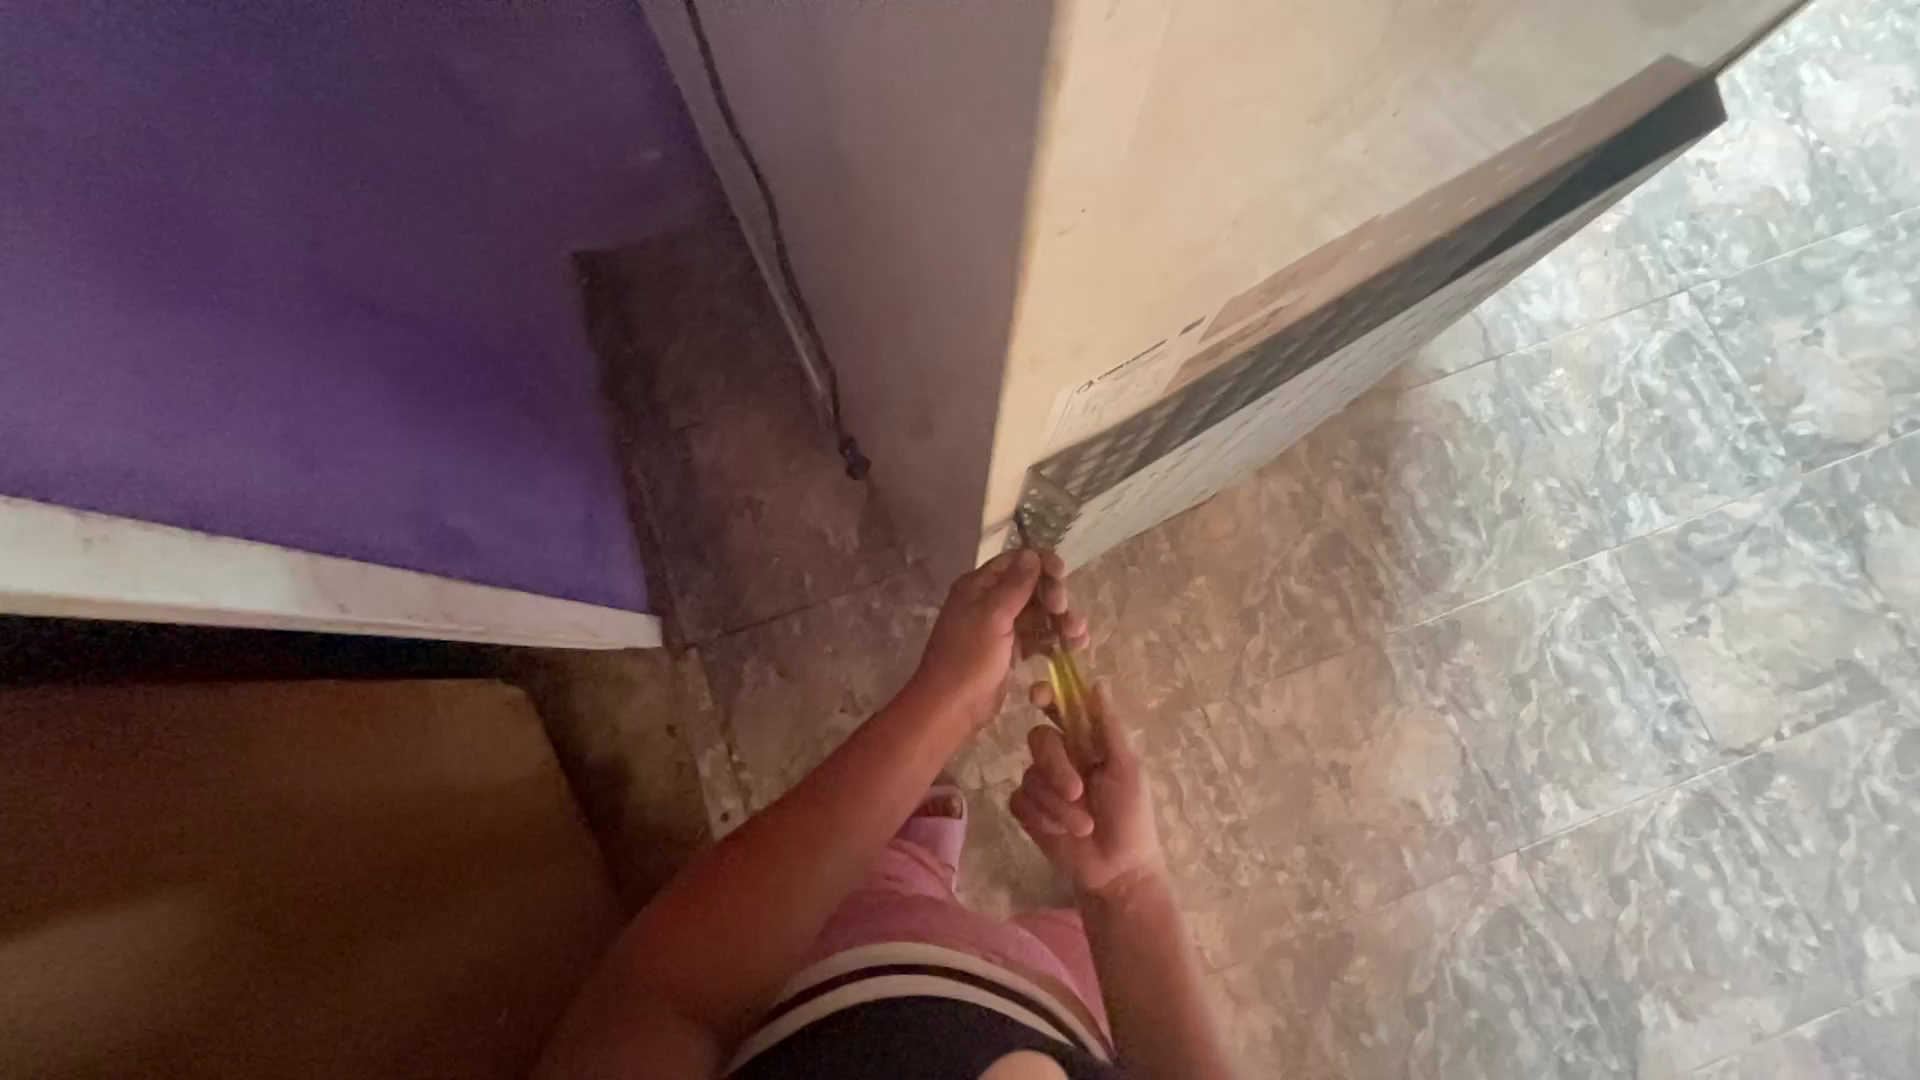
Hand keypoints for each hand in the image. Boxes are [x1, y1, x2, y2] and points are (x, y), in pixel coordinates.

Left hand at [905, 549, 1084, 730]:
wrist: (952, 708)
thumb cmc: (967, 659)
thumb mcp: (992, 617)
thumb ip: (1015, 586)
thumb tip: (1032, 553)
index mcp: (979, 586)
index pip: (1016, 562)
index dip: (1041, 564)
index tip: (1062, 574)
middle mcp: (990, 601)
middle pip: (1032, 587)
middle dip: (1054, 597)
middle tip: (1063, 613)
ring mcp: (1002, 626)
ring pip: (1039, 613)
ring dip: (1061, 621)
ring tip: (1078, 637)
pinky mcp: (1011, 650)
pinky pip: (1038, 636)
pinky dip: (1054, 640)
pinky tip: (1072, 648)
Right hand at [1010, 685, 1164, 897]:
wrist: (1118, 871)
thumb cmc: (1131, 817)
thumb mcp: (1127, 770)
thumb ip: (1108, 728)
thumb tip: (1097, 683)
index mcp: (1084, 742)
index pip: (1058, 708)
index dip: (1045, 696)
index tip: (1037, 697)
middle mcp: (1059, 758)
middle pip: (1039, 739)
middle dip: (1057, 767)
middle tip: (1077, 792)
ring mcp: (1041, 784)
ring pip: (1029, 775)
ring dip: (1057, 805)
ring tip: (1082, 827)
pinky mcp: (1027, 811)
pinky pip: (1019, 800)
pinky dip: (1041, 818)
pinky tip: (1059, 833)